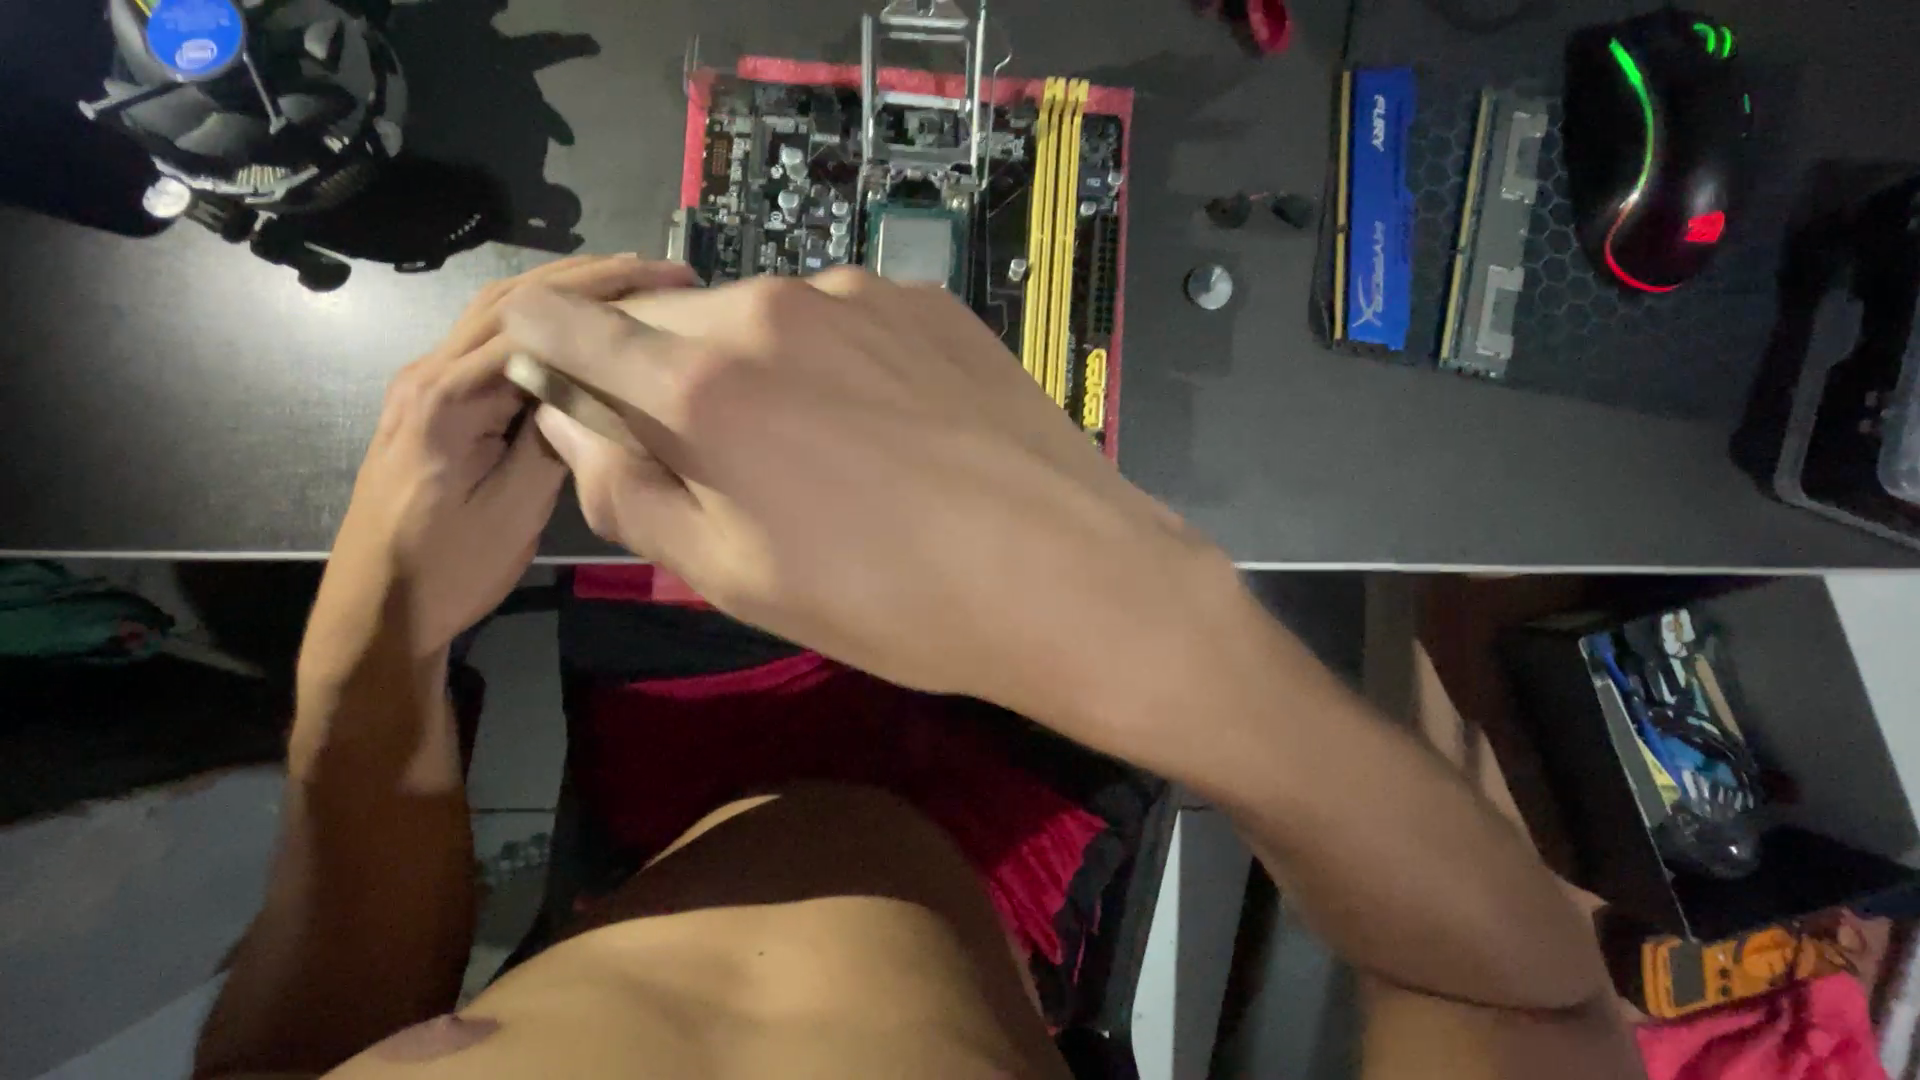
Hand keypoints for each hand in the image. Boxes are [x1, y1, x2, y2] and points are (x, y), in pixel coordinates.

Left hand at [304, 256, 699, 674]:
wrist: (379, 607)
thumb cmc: (449, 567)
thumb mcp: (514, 511)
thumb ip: (554, 439)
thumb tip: (595, 388)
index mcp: (447, 397)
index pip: (533, 324)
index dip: (602, 297)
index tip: (665, 285)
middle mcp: (429, 373)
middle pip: (511, 300)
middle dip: (587, 278)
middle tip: (660, 271)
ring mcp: (426, 385)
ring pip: (497, 315)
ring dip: (563, 294)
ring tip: (630, 286)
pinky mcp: (435, 403)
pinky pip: (491, 345)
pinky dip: (542, 325)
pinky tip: (582, 333)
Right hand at [501, 270, 1233, 721]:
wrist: (1063, 574)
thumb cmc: (889, 601)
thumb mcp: (732, 578)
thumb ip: (628, 493)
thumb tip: (575, 425)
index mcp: (706, 381)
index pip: (576, 329)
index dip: (553, 352)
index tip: (563, 382)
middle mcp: (774, 308)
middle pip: (672, 322)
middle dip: (664, 374)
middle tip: (717, 454)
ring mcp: (863, 294)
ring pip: (763, 318)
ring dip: (757, 367)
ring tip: (820, 449)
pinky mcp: (932, 303)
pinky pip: (847, 320)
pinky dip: (835, 359)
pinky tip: (887, 424)